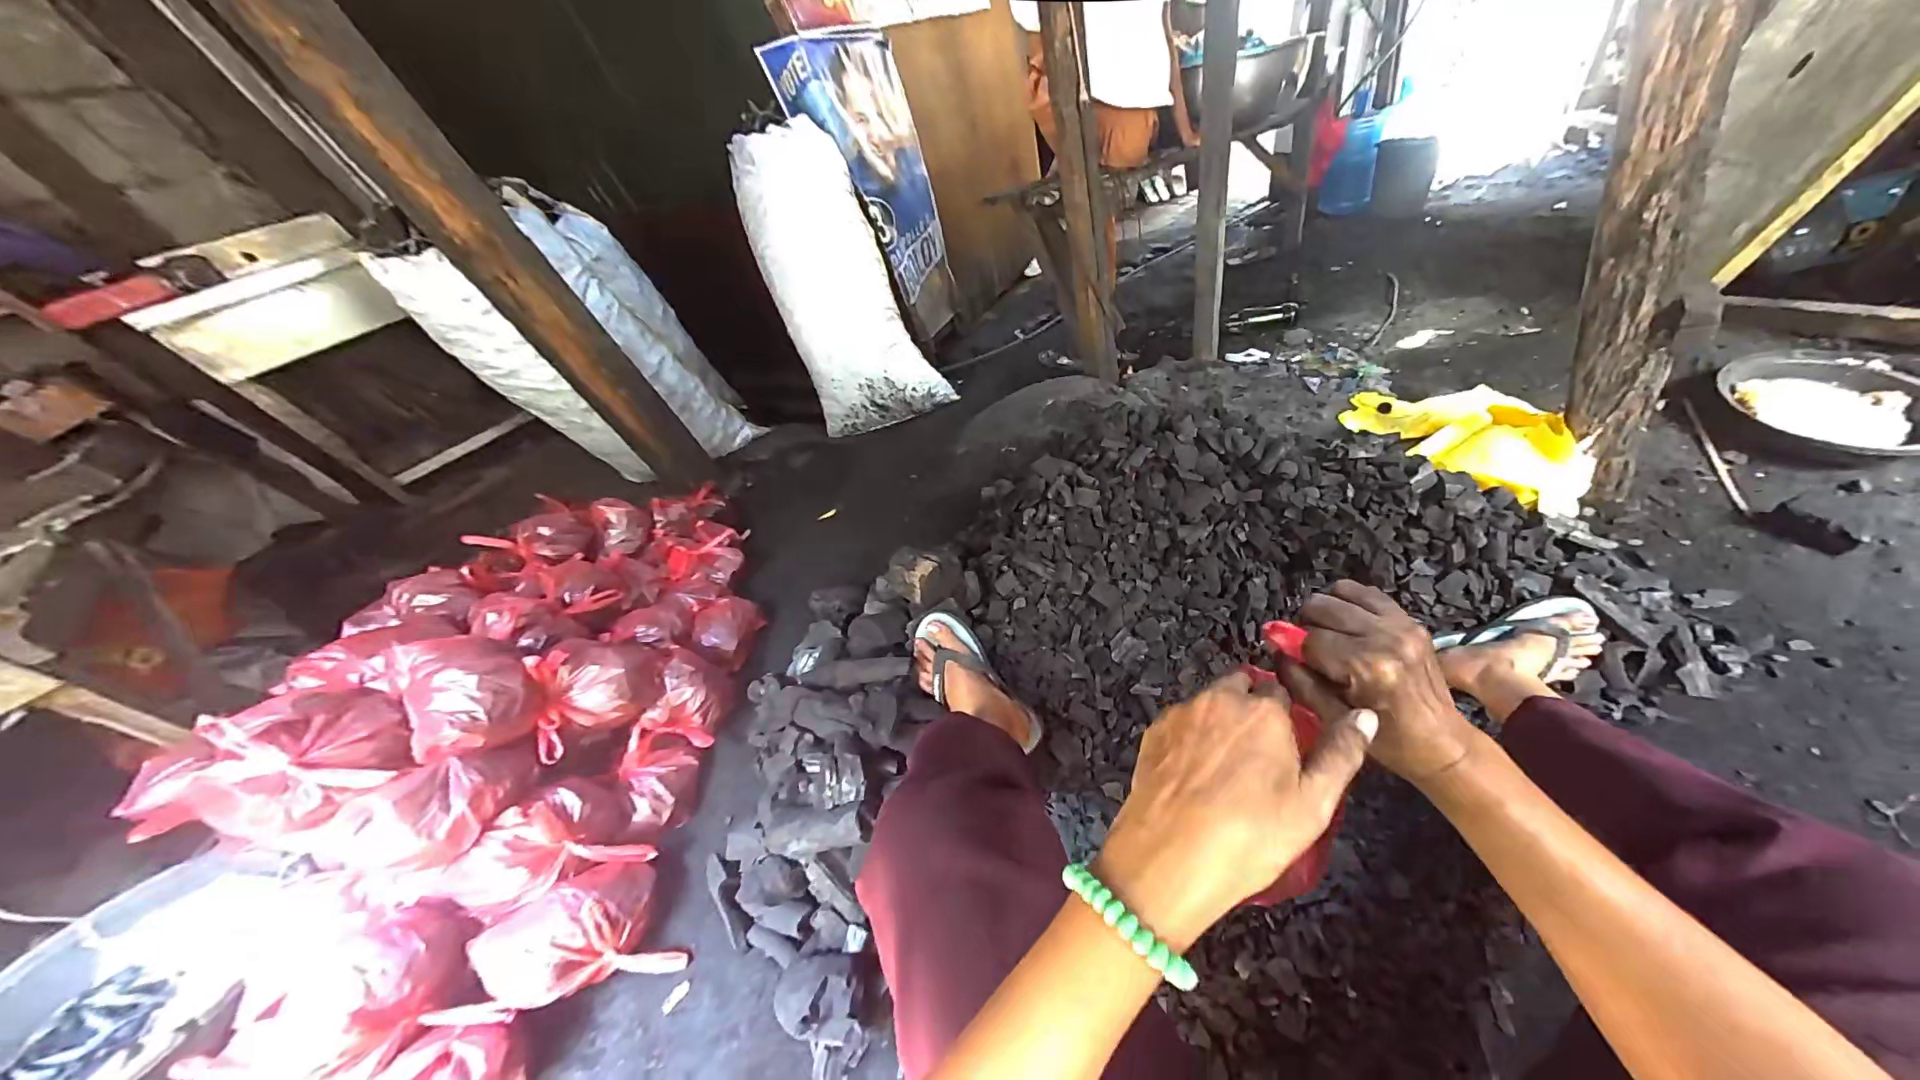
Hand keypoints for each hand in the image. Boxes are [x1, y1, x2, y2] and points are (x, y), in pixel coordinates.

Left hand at [1094, 671, 1374, 949]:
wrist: (1170, 856)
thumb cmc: (1250, 835)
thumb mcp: (1313, 804)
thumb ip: (1341, 753)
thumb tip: (1363, 716)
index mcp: (1263, 711)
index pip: (1281, 693)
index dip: (1286, 718)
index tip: (1286, 745)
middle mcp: (1218, 700)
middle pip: (1240, 688)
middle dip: (1250, 709)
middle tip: (1257, 755)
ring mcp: (1180, 714)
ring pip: (1207, 704)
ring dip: (1218, 721)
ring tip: (1224, 770)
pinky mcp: (1152, 732)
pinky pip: (1180, 723)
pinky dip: (1189, 737)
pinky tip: (1193, 774)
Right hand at [1279, 581, 1476, 784]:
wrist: (1442, 742)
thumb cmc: (1386, 740)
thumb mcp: (1334, 718)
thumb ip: (1299, 680)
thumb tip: (1274, 650)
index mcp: (1368, 666)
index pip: (1310, 640)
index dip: (1297, 652)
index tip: (1299, 665)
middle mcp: (1386, 638)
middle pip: (1322, 607)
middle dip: (1306, 626)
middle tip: (1309, 648)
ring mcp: (1402, 625)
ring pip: (1339, 593)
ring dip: (1325, 611)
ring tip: (1327, 634)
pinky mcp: (1411, 621)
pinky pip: (1366, 593)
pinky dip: (1348, 601)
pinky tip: (1346, 623)